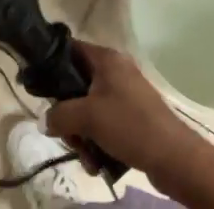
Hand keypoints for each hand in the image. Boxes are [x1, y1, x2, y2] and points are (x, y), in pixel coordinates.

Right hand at [44, 42, 203, 173]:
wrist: (173, 156)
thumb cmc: (128, 124)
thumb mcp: (87, 117)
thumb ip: (59, 115)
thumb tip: (45, 121)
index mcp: (107, 59)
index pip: (71, 49)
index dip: (53, 65)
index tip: (40, 89)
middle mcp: (117, 71)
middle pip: (78, 86)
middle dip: (69, 115)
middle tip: (68, 135)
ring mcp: (127, 95)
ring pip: (90, 110)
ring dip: (83, 135)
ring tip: (86, 157)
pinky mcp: (134, 117)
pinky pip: (106, 124)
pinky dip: (98, 141)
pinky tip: (98, 163)